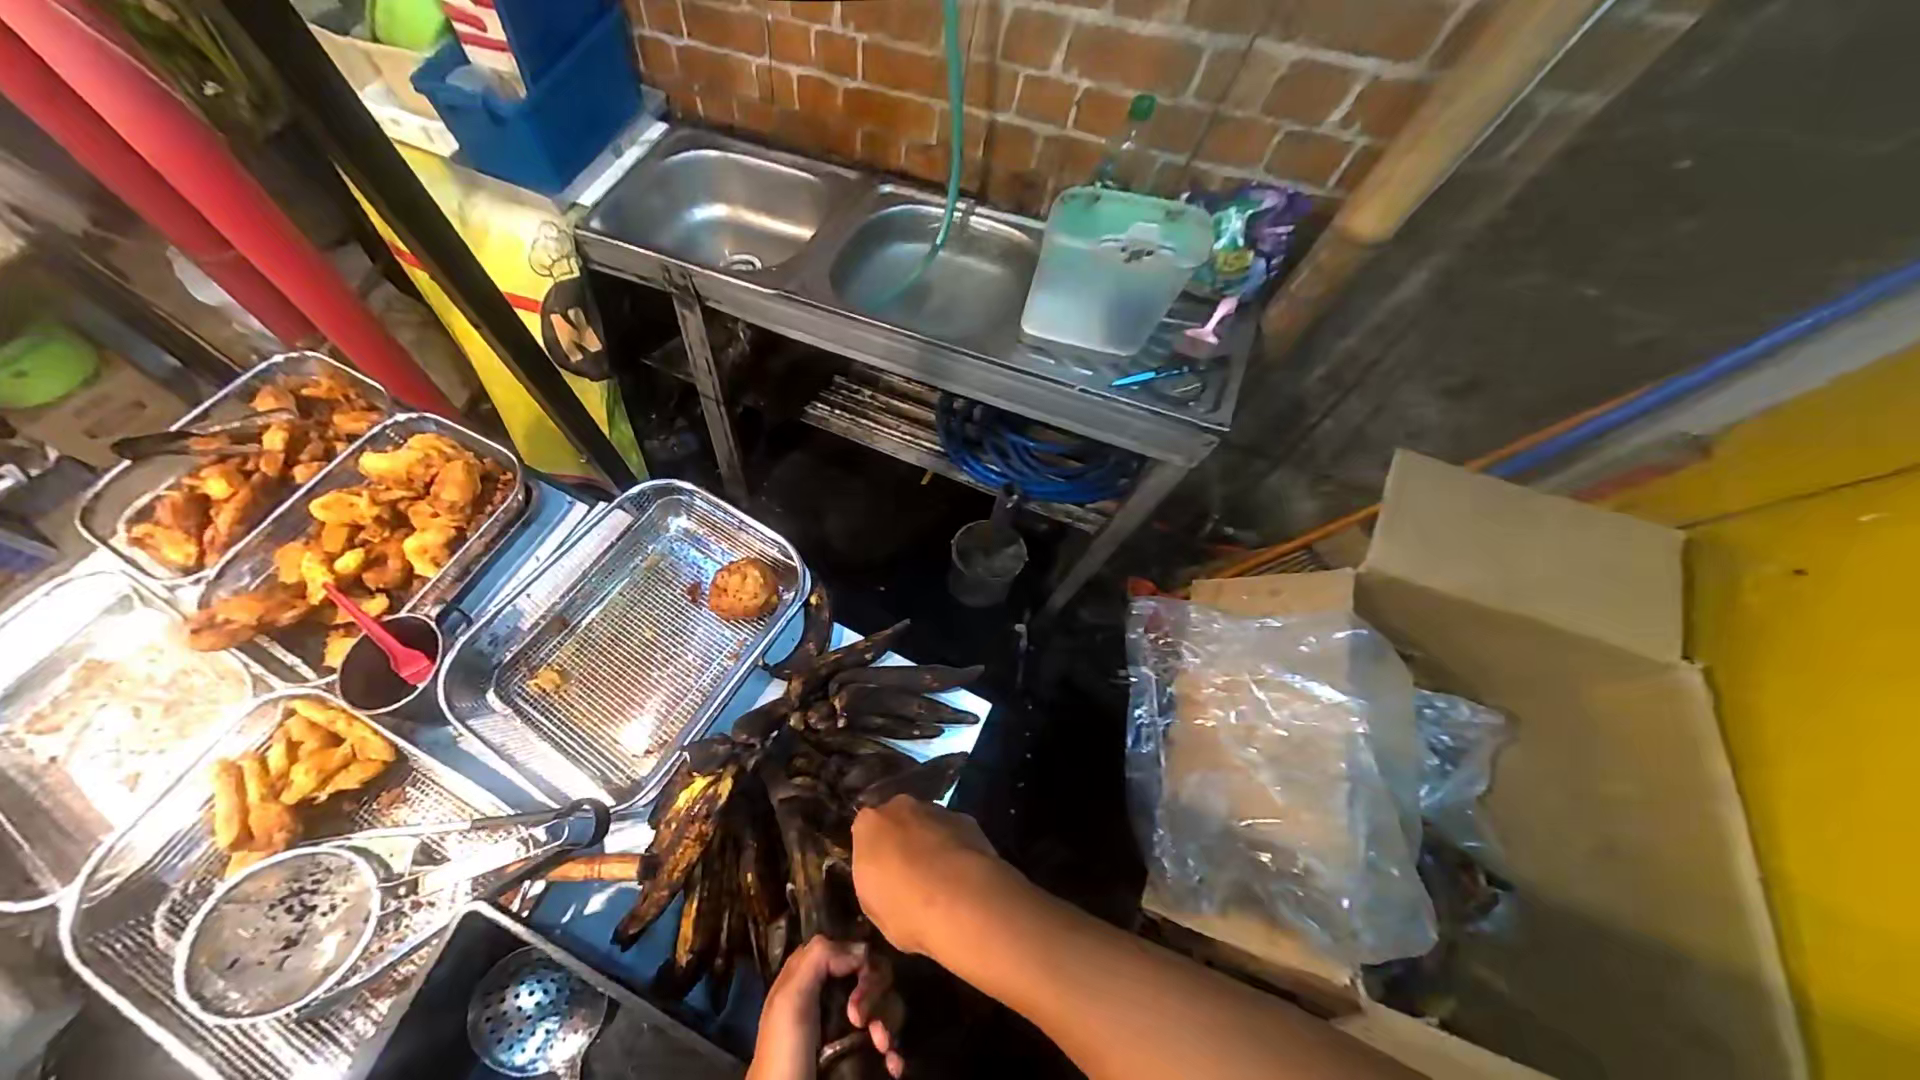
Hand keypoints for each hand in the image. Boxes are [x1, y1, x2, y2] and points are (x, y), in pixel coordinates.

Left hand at [747, 936, 902, 1079]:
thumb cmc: (784, 1054)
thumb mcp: (790, 999)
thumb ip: (819, 958)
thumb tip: (862, 950)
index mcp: (816, 977)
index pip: (853, 950)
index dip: (862, 961)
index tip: (860, 980)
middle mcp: (836, 996)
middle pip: (876, 975)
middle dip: (876, 994)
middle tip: (860, 1021)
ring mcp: (851, 1028)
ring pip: (888, 1005)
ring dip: (889, 1023)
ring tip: (882, 1047)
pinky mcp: (863, 1056)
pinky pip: (892, 1040)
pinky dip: (896, 1051)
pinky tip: (892, 1063)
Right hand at [850, 796, 1017, 959]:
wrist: (963, 902)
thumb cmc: (905, 909)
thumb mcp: (872, 904)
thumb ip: (873, 876)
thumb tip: (884, 872)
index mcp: (869, 824)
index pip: (865, 830)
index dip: (874, 852)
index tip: (880, 873)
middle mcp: (901, 807)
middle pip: (897, 819)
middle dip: (902, 839)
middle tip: (909, 873)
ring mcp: (937, 810)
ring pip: (927, 823)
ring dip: (930, 841)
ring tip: (940, 878)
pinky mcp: (967, 820)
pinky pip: (954, 831)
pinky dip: (955, 846)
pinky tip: (962, 874)